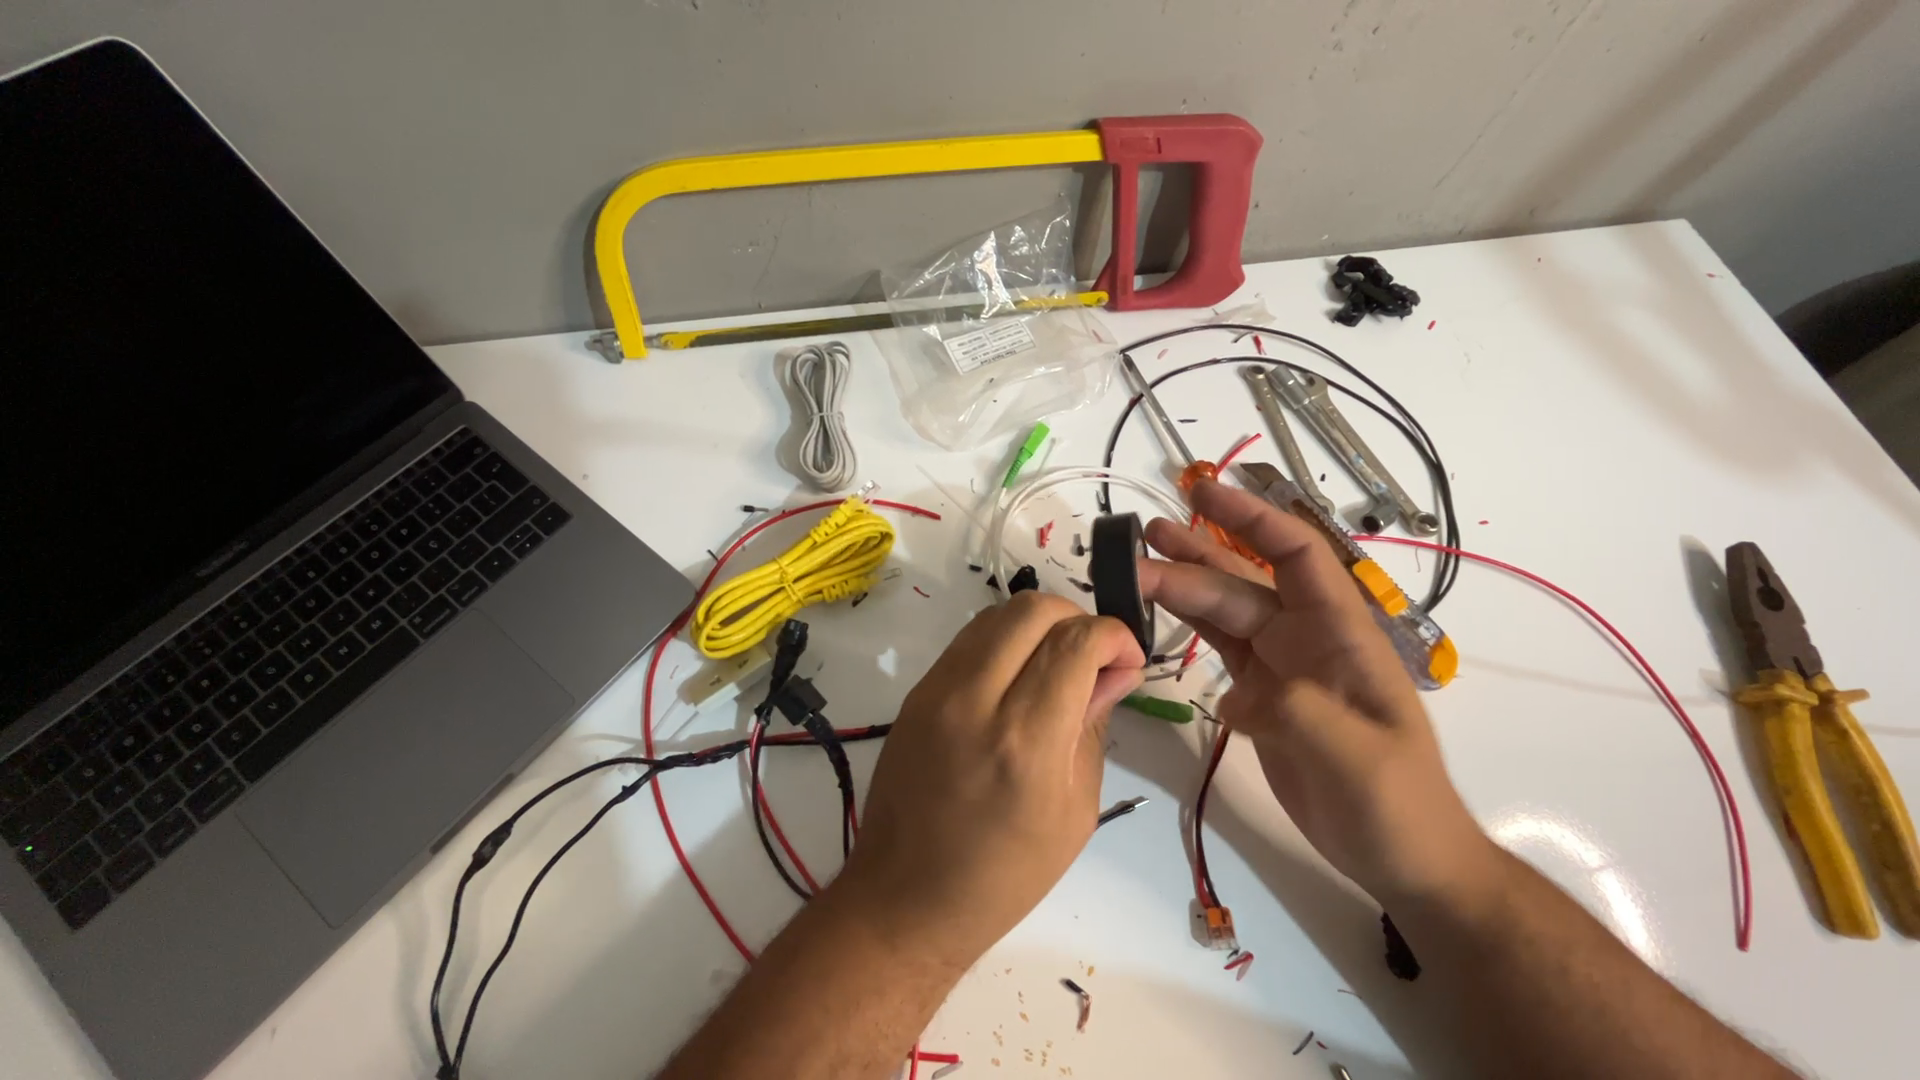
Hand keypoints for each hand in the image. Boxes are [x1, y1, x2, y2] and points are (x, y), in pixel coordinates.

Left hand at [830, 591, 1144, 968]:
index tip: (1129, 660)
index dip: (1114, 636)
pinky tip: (1018, 678)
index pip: (1076, 643)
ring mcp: (936, 691)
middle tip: (1094, 658)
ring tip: (1057, 664)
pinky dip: (1004, 642)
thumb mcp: (1074, 810)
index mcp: (1026, 741)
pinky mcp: (915, 693)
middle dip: (1077, 617)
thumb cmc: (1004, 875)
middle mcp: (976, 700)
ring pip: (997, 615)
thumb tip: (1116, 670)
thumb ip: (1092, 725)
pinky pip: (969, 641)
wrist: (904, 897)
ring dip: (1038, 625)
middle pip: (1033, 609)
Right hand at [1138, 480, 1494, 904]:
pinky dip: (1189, 633)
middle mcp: (1307, 639)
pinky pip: (1221, 652)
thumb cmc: (1396, 802)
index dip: (1252, 519)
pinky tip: (1156, 623)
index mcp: (1341, 634)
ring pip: (1225, 614)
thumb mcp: (1359, 758)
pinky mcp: (1263, 699)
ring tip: (1133, 569)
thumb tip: (1241, 693)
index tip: (1202, 495)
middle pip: (1242, 584)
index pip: (1296, 556)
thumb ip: (1305, 713)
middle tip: (1136, 543)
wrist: (1400, 855)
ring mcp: (1283, 668)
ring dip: (1182, 589)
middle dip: (1192, 559)